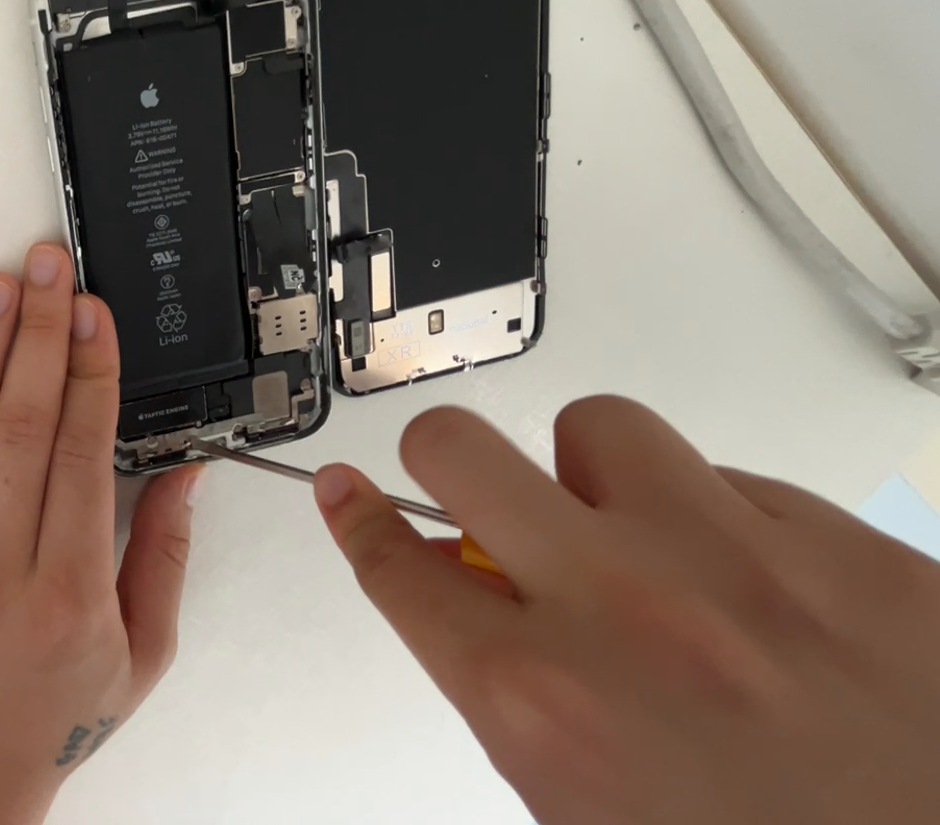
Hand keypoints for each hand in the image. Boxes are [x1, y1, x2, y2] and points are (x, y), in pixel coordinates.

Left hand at [0, 242, 202, 824]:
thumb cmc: (57, 714)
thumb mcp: (143, 653)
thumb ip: (164, 554)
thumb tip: (183, 471)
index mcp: (72, 590)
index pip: (81, 453)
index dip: (89, 372)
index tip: (94, 315)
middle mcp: (1, 566)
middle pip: (20, 425)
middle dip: (37, 334)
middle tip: (45, 270)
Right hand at [316, 396, 939, 824]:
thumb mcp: (573, 793)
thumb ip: (497, 676)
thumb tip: (455, 577)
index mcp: (540, 698)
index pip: (392, 560)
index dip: (356, 514)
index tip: (345, 488)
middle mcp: (622, 613)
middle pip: (454, 447)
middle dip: (445, 458)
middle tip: (477, 488)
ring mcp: (746, 571)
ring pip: (599, 427)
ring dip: (598, 477)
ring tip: (647, 541)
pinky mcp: (870, 560)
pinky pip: (742, 483)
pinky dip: (730, 526)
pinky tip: (768, 596)